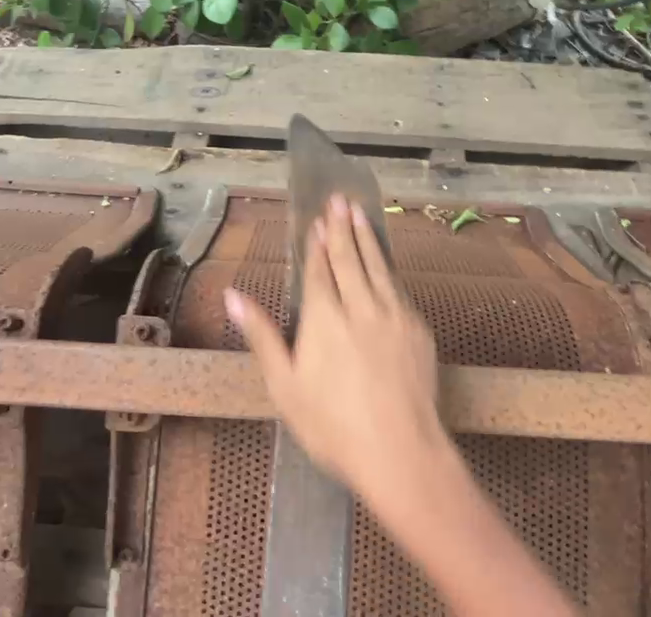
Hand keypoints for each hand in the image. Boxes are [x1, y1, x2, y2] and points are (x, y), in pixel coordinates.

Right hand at [225, 194, 450, 509]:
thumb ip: (262, 336)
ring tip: (362, 213)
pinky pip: (399, 288)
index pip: (321, 270)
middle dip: (343, 227)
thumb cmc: (332, 425)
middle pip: (350, 258)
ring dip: (368, 238)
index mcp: (325, 318)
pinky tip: (387, 264)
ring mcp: (394, 315)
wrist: (401, 451)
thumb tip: (233, 296)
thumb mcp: (284, 386)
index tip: (318, 219)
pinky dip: (389, 269)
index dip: (318, 244)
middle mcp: (360, 306)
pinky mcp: (418, 330)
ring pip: (379, 266)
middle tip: (340, 199)